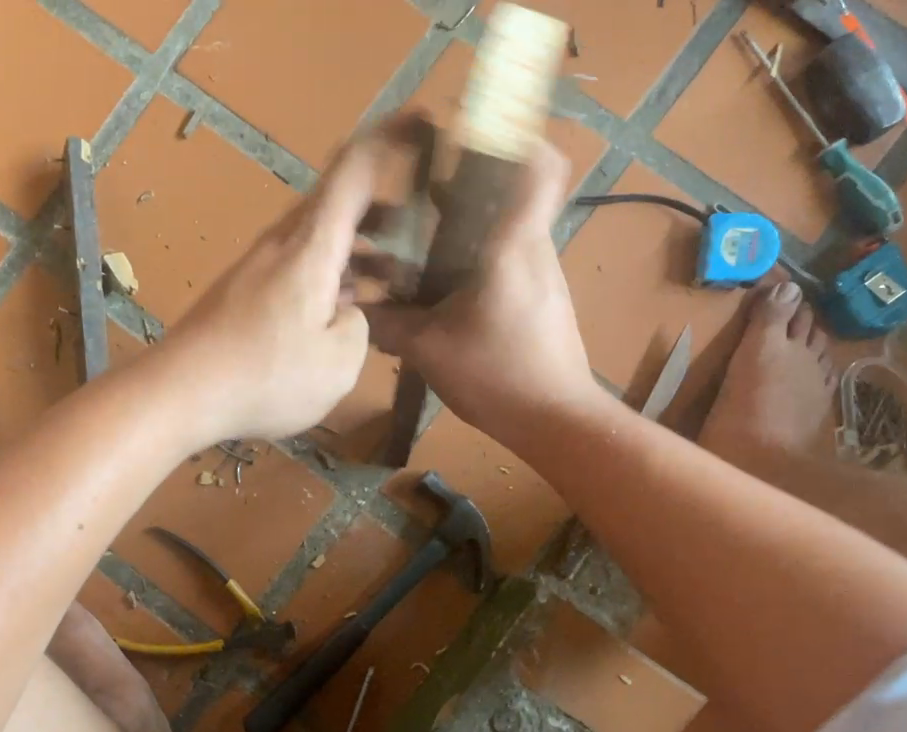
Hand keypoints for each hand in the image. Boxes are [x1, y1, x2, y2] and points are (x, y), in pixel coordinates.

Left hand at [160, 128, 390, 440]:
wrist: (179, 393)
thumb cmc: (266, 378)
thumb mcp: (339, 364)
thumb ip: (360, 328)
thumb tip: (348, 313)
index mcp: (312, 247)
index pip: (354, 171)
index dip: (390, 140)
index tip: (421, 125)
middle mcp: (282, 245)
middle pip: (335, 204)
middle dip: (382, 210)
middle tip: (421, 232)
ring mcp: (257, 268)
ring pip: (316, 240)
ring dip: (356, 251)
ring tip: (392, 281)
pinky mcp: (242, 294)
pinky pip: (296, 268)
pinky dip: (328, 276)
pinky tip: (340, 311)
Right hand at [363, 142, 605, 440]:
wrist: (555, 420)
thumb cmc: (497, 374)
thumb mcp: (428, 349)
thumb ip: (388, 325)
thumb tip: (352, 310)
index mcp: (511, 243)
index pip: (539, 164)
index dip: (512, 137)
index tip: (471, 135)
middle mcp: (531, 247)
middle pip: (506, 193)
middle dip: (461, 187)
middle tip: (412, 197)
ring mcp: (538, 275)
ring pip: (499, 232)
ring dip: (459, 232)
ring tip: (410, 249)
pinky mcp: (537, 301)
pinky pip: (500, 264)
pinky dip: (468, 265)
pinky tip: (433, 293)